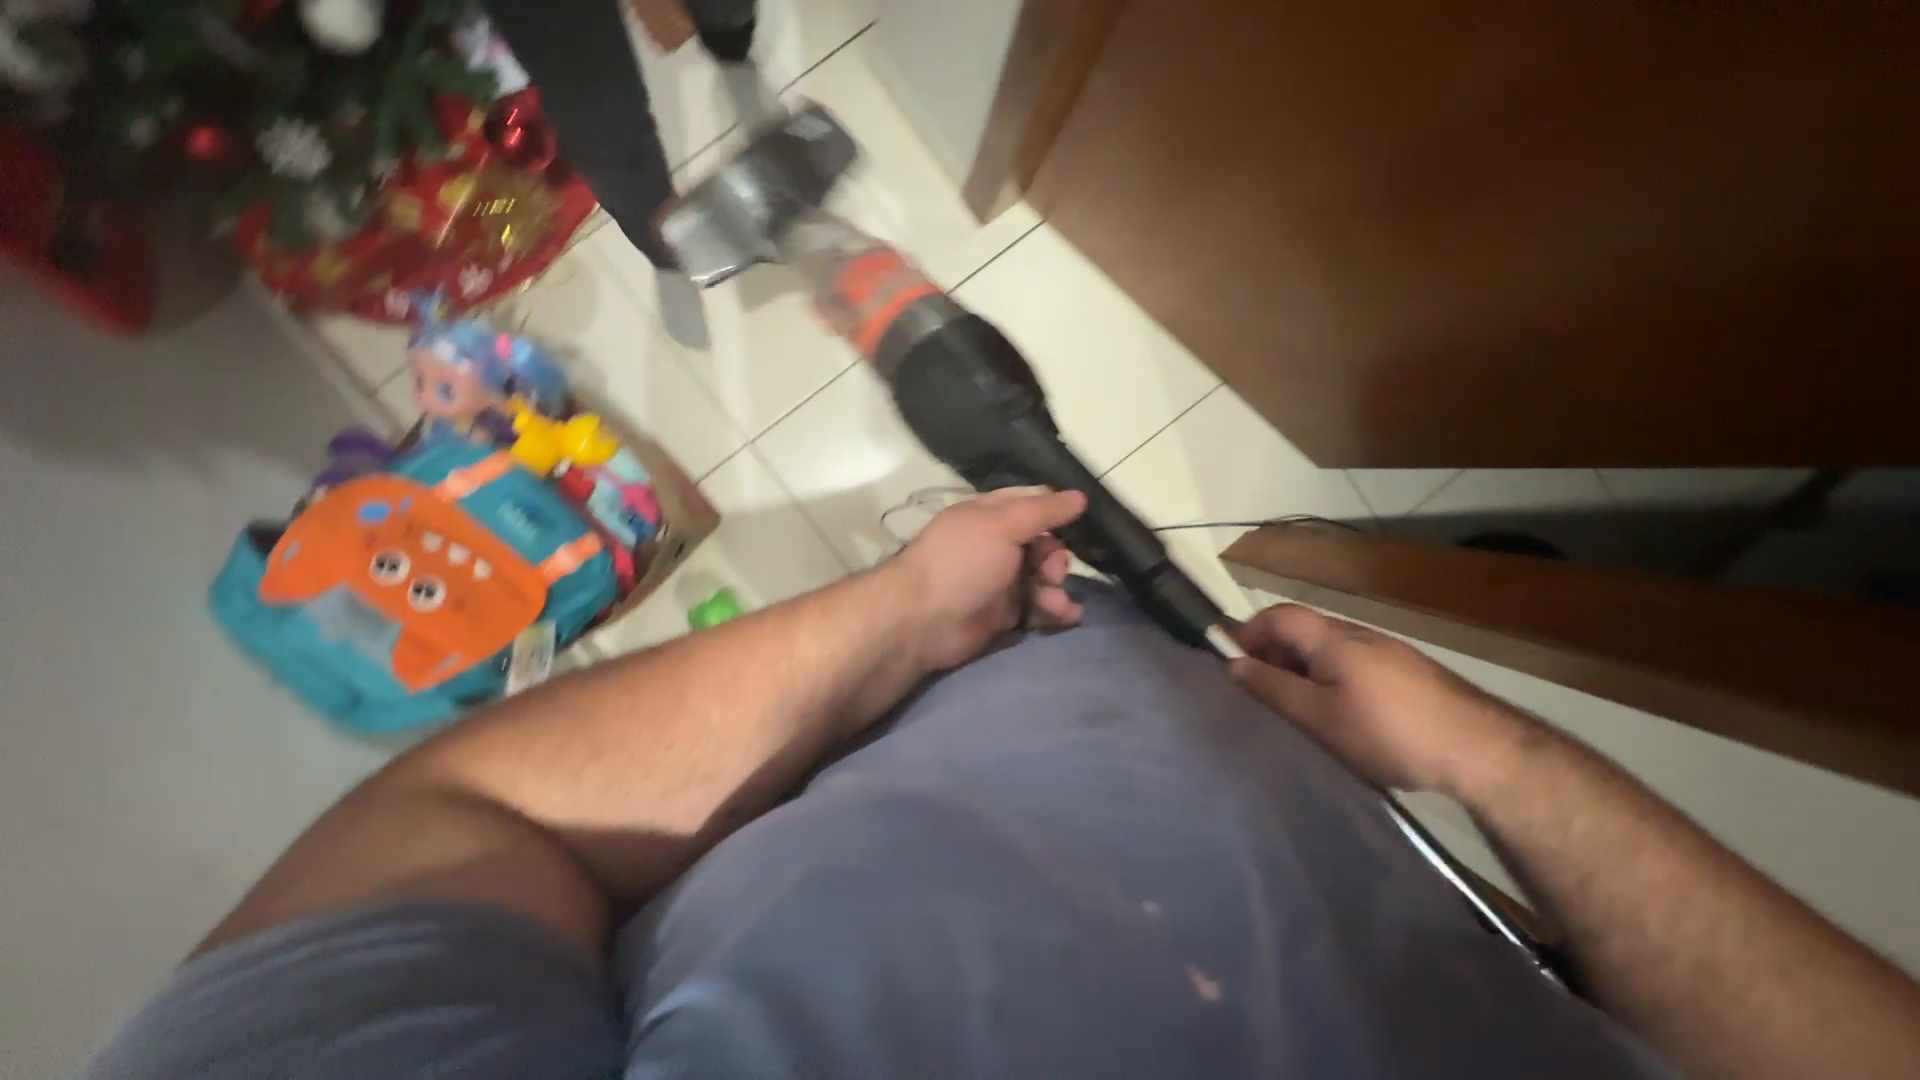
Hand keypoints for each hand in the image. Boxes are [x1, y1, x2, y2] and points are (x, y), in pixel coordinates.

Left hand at [889, 486, 1088, 672]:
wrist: (922, 621)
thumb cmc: (961, 562)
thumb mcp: (1002, 525)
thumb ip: (1043, 511)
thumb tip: (1080, 496)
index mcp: (990, 516)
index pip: (1031, 504)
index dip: (1056, 511)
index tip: (1081, 521)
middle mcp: (996, 545)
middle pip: (1043, 544)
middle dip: (1056, 557)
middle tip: (1052, 572)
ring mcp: (999, 582)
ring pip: (1043, 578)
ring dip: (1057, 587)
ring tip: (1056, 602)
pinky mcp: (1003, 615)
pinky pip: (1038, 609)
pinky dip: (1055, 612)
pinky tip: (1067, 617)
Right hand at [1228, 604, 1531, 795]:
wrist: (1482, 751)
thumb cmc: (1388, 733)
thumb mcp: (1319, 718)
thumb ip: (1273, 689)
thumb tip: (1234, 664)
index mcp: (1333, 639)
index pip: (1277, 615)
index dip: (1247, 632)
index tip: (1231, 662)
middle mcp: (1359, 634)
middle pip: (1302, 629)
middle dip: (1272, 652)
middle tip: (1261, 691)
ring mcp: (1388, 651)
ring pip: (1328, 647)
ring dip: (1302, 667)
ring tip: (1297, 706)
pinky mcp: (1408, 672)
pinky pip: (1352, 662)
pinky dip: (1330, 676)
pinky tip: (1340, 712)